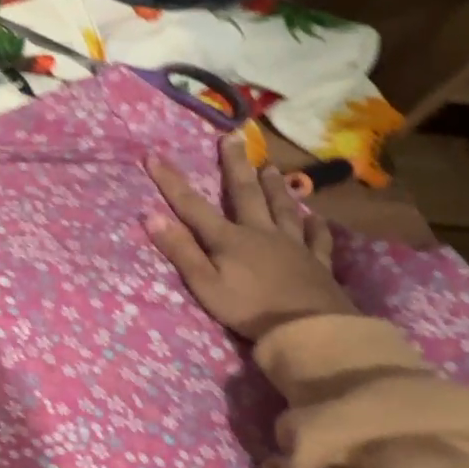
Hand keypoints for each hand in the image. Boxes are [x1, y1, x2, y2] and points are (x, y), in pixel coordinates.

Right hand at [144, 132, 357, 339]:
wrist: (311, 330)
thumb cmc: (248, 309)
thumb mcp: (204, 283)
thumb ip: (180, 250)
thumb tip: (151, 215)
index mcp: (229, 239)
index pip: (192, 205)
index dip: (171, 180)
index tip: (153, 155)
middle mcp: (261, 233)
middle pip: (245, 193)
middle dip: (235, 165)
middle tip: (233, 138)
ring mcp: (293, 245)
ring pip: (283, 208)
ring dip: (275, 187)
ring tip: (271, 168)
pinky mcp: (317, 263)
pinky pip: (317, 238)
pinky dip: (315, 225)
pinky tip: (315, 217)